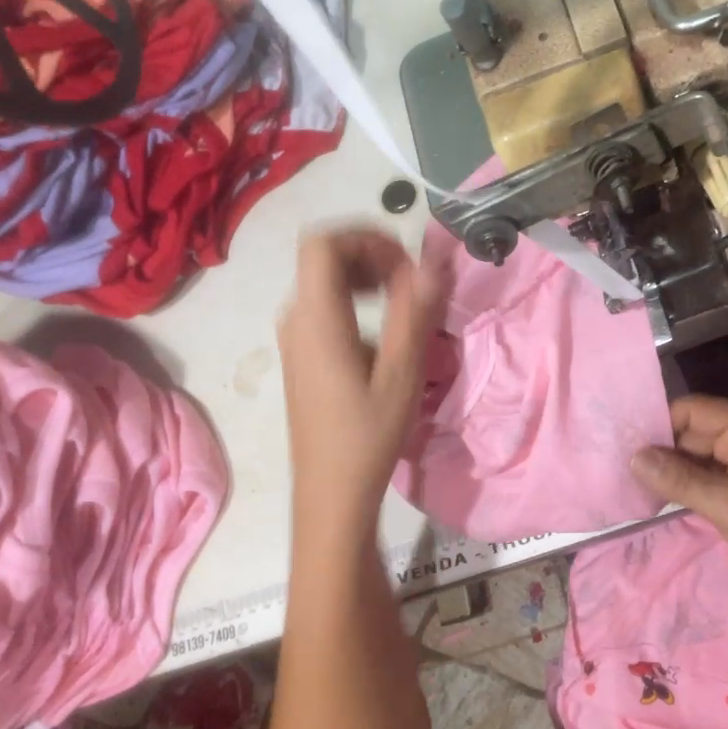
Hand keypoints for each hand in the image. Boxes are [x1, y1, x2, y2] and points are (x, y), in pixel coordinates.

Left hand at [279, 228, 442, 525]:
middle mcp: (296, 319)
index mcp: (317, 318)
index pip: (324, 242)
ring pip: (323, 279)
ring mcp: (294, 338)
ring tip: (406, 302)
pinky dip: (357, 299)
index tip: (406, 261)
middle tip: (413, 280)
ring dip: (366, 276)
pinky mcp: (301, 355)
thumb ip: (416, 311)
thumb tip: (434, 260)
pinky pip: (324, 304)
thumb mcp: (402, 374)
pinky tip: (386, 333)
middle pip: (323, 255)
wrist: (330, 492)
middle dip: (371, 253)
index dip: (366, 236)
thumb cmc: (368, 435)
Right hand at [630, 395, 727, 598]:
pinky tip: (653, 493)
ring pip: (692, 451)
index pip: (689, 409)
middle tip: (614, 468)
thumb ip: (681, 480)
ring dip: (666, 467)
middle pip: (688, 429)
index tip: (618, 445)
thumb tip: (633, 457)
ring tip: (625, 480)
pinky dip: (682, 481)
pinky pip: (703, 470)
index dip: (655, 424)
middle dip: (656, 448)